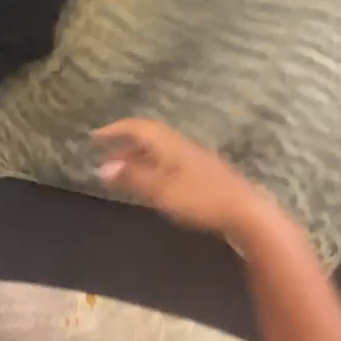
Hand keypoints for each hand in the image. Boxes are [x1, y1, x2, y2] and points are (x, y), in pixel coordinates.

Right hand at [92, 119, 281, 237]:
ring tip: (122, 171)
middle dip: (125, 144)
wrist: (246, 212)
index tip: (95, 136)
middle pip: (149, 138)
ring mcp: (194, 160)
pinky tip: (151, 183)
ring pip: (160, 152)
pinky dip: (152, 168)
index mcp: (170, 144)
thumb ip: (132, 178)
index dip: (115, 130)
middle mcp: (181, 146)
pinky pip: (169, 163)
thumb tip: (102, 167)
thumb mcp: (161, 190)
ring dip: (138, 157)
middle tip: (105, 155)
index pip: (138, 128)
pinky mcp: (203, 174)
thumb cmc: (200, 198)